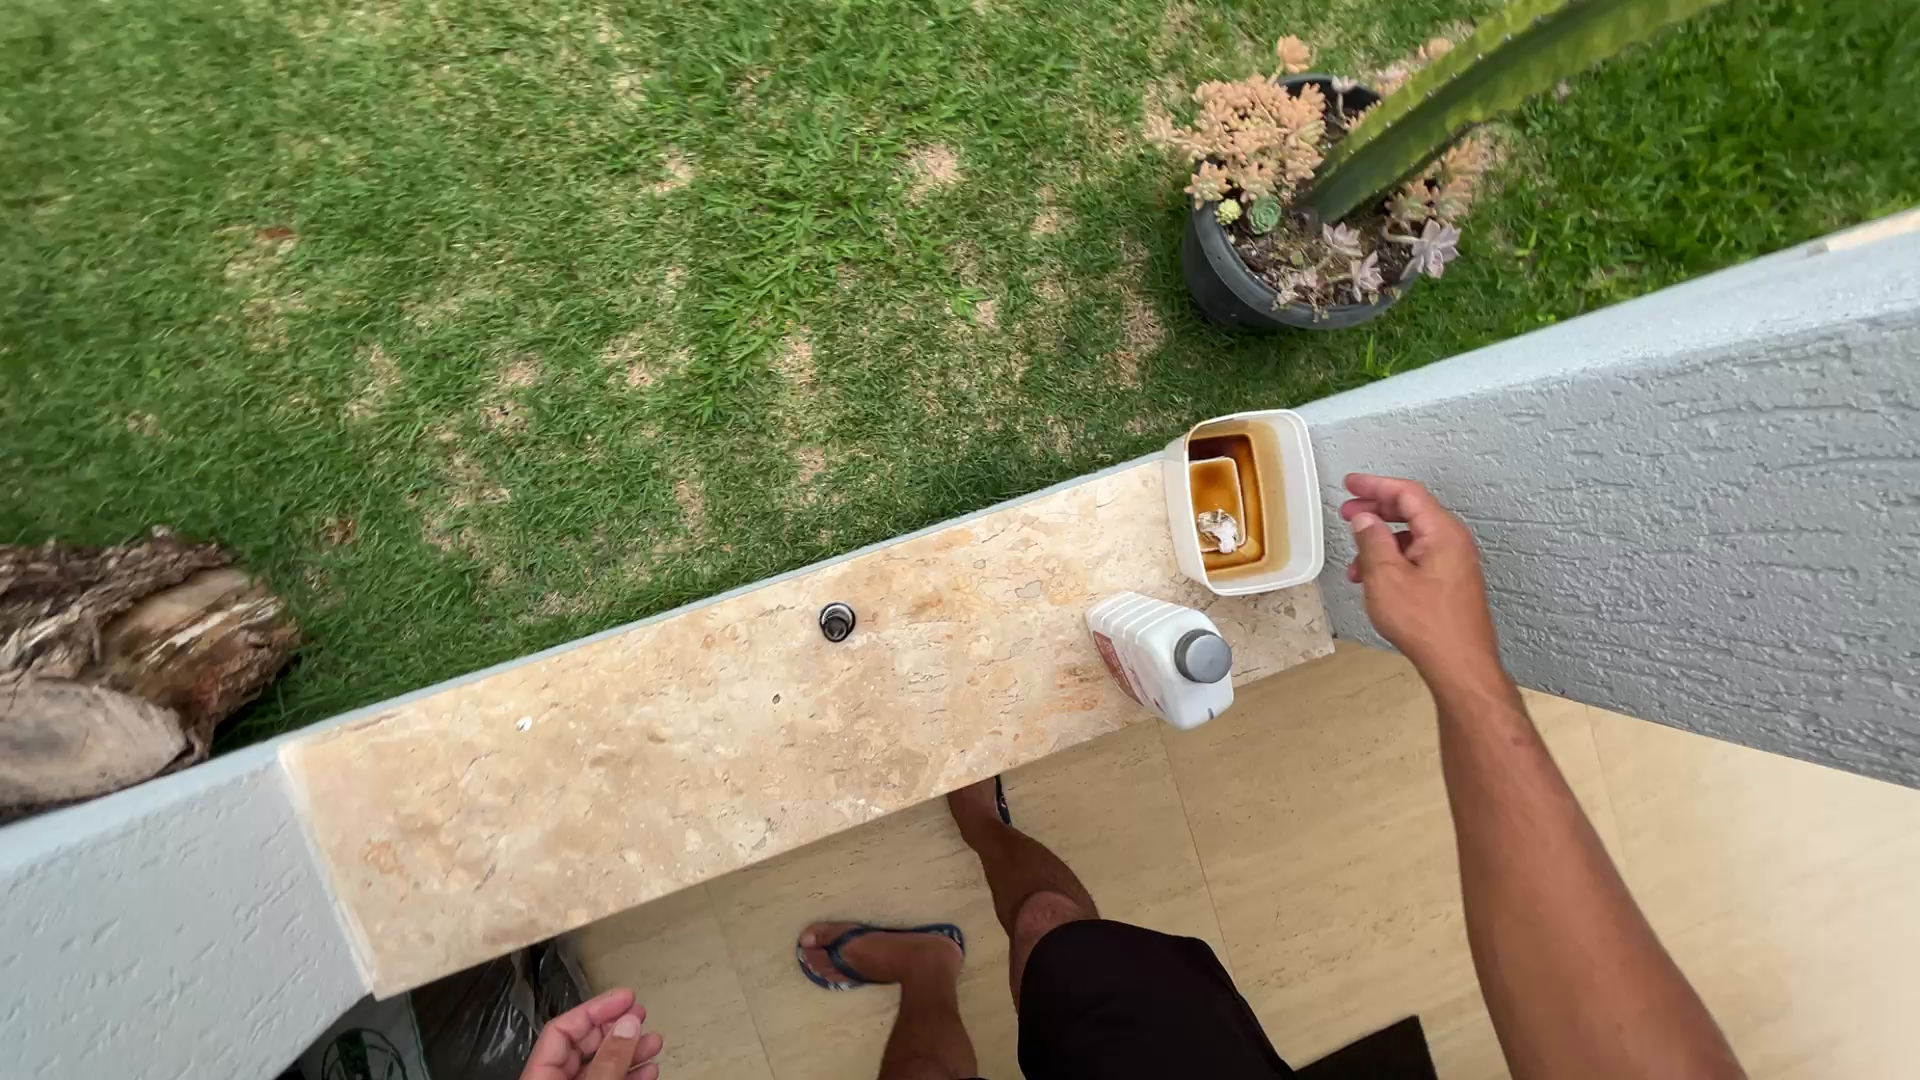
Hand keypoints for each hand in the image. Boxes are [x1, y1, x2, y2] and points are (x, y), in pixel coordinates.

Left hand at [520, 988, 663, 1079]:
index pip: (562, 1029)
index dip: (596, 1009)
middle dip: (619, 1029)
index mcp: (538, 1077)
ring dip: (631, 1052)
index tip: (627, 998)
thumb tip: (629, 1022)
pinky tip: (648, 1072)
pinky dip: (629, 1075)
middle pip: (584, 1044)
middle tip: (643, 1018)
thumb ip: (608, 1061)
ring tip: (655, 1044)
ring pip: (601, 1065)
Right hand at [1339, 473, 1501, 682]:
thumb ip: (1372, 541)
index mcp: (1442, 533)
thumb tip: (1364, 519)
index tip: (1351, 484)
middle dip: (1375, 510)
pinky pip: (1416, 555)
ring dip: (1379, 540)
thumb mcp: (1385, 576)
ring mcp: (1453, 562)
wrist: (1458, 662)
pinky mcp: (1449, 580)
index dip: (1375, 486)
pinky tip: (1372, 577)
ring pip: (1410, 536)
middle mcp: (1453, 542)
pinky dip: (1391, 558)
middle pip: (1411, 511)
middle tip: (1347, 511)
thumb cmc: (1427, 623)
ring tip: (1354, 559)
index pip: (1407, 493)